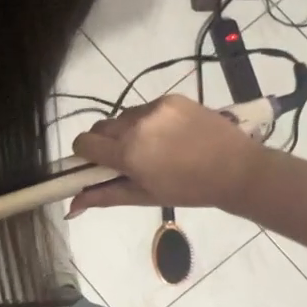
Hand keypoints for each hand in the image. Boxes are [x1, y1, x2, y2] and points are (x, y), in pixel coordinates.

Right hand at [68, 95, 269, 215]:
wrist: (237, 169)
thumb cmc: (188, 190)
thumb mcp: (144, 196)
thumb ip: (104, 196)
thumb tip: (70, 208)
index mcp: (127, 152)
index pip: (83, 142)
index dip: (85, 154)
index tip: (98, 164)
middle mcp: (135, 125)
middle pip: (100, 128)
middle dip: (106, 143)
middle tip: (127, 159)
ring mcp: (154, 108)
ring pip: (122, 117)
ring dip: (127, 131)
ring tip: (153, 146)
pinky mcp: (171, 98)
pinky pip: (145, 108)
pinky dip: (149, 121)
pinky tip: (169, 135)